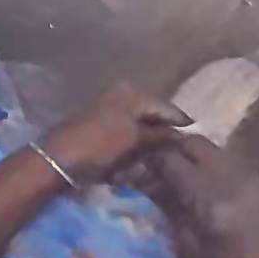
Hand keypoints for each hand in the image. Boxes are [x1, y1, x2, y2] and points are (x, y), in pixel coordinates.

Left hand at [40, 83, 189, 184]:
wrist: (58, 159)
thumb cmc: (98, 144)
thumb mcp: (134, 138)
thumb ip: (159, 134)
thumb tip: (182, 134)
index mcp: (130, 94)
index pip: (165, 107)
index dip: (181, 124)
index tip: (200, 141)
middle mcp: (120, 98)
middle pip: (152, 117)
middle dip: (165, 135)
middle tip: (183, 155)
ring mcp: (108, 114)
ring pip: (139, 130)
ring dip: (149, 146)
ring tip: (165, 162)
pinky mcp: (99, 131)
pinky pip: (125, 139)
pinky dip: (133, 150)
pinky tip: (141, 163)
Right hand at [137, 137, 258, 257]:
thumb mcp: (188, 249)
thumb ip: (169, 207)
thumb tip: (149, 182)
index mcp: (210, 199)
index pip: (170, 158)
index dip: (148, 158)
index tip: (134, 165)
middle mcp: (233, 179)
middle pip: (194, 143)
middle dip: (171, 148)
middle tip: (153, 163)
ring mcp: (253, 180)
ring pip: (214, 149)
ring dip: (192, 155)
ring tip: (176, 172)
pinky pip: (230, 163)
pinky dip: (211, 165)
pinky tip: (202, 183)